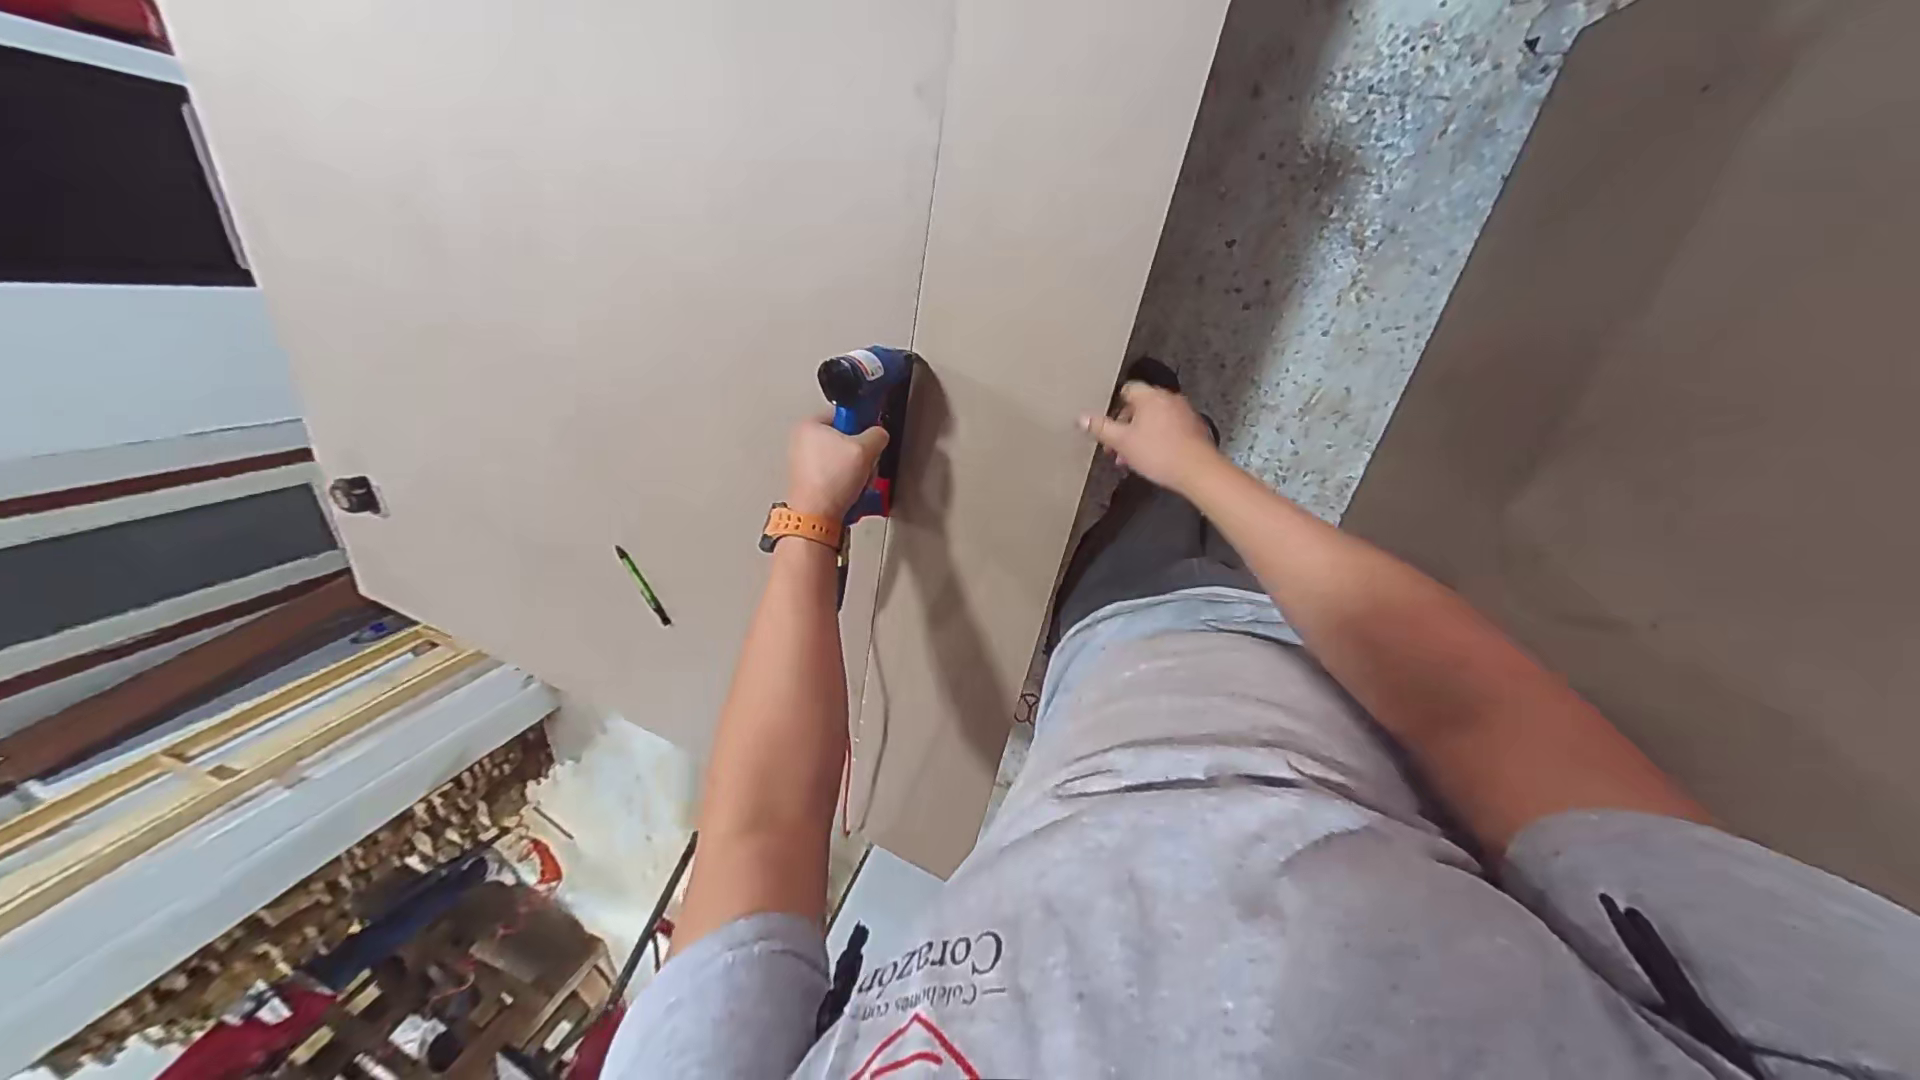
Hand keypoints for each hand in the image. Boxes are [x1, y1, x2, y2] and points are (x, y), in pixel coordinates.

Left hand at [785, 416, 888, 519]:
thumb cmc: (829, 481)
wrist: (817, 516)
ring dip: (857, 472)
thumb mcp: (864, 449)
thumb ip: (877, 434)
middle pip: (846, 440)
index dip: (861, 426)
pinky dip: (847, 484)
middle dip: (860, 455)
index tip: (869, 437)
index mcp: (809, 425)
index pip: (845, 415)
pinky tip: (850, 492)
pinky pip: (837, 477)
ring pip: (843, 461)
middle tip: (862, 463)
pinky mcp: (811, 483)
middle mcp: (802, 443)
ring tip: (856, 481)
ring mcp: (805, 464)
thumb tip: (880, 435)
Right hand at [1081, 381, 1221, 492]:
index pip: (1126, 390)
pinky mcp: (1193, 427)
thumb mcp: (1121, 442)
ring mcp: (1183, 412)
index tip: (1108, 426)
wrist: (1196, 470)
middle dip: (1125, 426)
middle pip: (1140, 406)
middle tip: (1117, 446)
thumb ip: (1101, 428)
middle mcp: (1168, 398)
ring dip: (1140, 434)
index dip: (1113, 407)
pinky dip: (1158, 439)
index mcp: (1150, 396)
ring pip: (1154, 419)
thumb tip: (1082, 418)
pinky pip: (1169, 428)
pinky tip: (1152, 457)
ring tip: (1132, 457)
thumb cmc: (1159, 453)